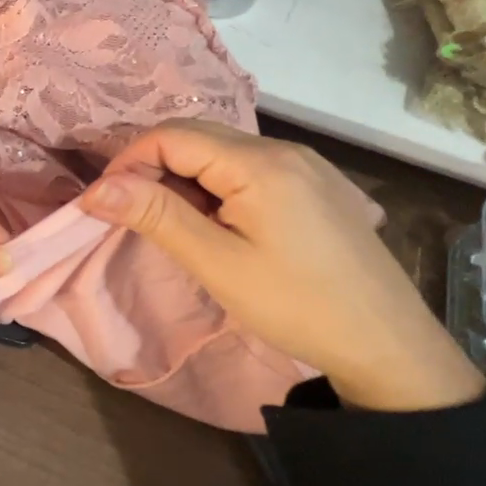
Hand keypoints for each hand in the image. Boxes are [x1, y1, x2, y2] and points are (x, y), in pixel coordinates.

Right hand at [81, 120, 485, 412]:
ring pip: (218, 150)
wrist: (390, 349)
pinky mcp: (315, 184)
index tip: (106, 204)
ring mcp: (304, 164)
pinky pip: (246, 166)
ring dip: (182, 177)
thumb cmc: (296, 306)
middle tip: (133, 215)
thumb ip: (155, 216)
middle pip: (193, 136)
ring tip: (174, 224)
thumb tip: (95, 190)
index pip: (169, 136)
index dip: (128, 163)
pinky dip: (213, 184)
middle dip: (151, 168)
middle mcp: (282, 149)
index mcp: (259, 163)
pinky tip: (216, 223)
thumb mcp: (217, 263)